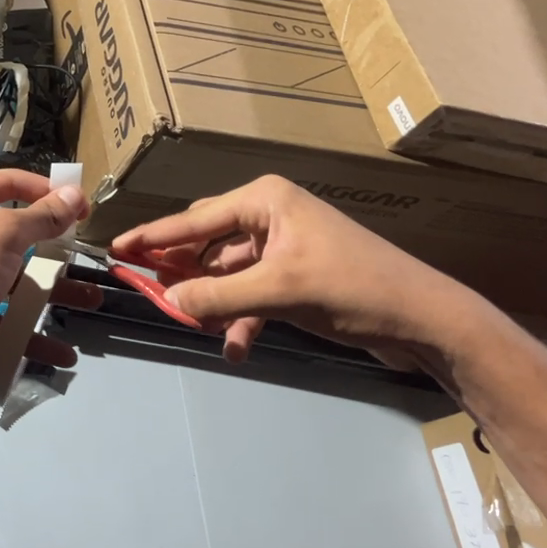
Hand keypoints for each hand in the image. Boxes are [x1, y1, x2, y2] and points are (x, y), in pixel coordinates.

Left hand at [0, 169, 98, 390]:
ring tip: (90, 301)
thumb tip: (74, 193)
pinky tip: (62, 352)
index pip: (5, 181)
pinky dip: (32, 332)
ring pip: (14, 277)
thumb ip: (42, 216)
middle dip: (51, 246)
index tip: (81, 205)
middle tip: (83, 252)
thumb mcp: (4, 233)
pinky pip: (5, 314)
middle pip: (12, 231)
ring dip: (52, 291)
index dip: (44, 189)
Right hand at [111, 175, 483, 365]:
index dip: (153, 236)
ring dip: (214, 301)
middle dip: (183, 271)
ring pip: (228, 272)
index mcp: (263, 201)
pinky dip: (242, 317)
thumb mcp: (278, 292)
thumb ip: (217, 297)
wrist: (429, 323)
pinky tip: (234, 346)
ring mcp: (284, 246)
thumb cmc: (351, 289)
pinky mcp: (297, 276)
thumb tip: (169, 301)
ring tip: (193, 323)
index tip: (117, 247)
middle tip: (149, 287)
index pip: (194, 219)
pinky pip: (253, 292)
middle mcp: (269, 216)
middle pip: (207, 242)